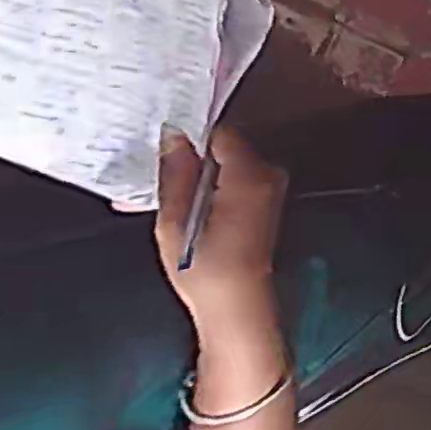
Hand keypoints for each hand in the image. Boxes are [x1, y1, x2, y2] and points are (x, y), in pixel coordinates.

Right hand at [156, 127, 287, 348]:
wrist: (237, 295)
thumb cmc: (202, 263)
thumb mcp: (175, 219)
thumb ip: (177, 174)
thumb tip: (174, 136)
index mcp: (251, 175)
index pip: (224, 134)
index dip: (193, 135)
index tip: (163, 140)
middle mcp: (271, 172)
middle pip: (229, 147)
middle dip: (193, 157)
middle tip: (155, 172)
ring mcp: (275, 184)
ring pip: (232, 162)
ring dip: (201, 172)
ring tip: (165, 194)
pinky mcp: (270, 196)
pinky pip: (240, 176)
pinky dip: (214, 183)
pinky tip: (188, 203)